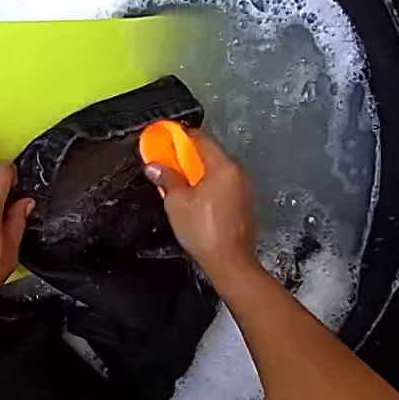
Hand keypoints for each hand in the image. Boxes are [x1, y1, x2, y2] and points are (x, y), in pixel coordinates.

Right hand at [145, 130, 262, 288]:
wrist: (230, 262)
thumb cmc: (205, 232)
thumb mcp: (176, 202)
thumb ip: (167, 179)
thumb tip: (154, 167)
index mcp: (223, 167)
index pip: (201, 139)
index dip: (180, 137)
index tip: (165, 138)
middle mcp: (238, 174)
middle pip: (210, 154)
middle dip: (187, 158)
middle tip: (167, 164)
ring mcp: (244, 189)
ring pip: (217, 171)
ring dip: (198, 173)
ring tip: (178, 184)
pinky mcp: (244, 204)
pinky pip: (224, 186)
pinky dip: (209, 186)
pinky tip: (195, 200)